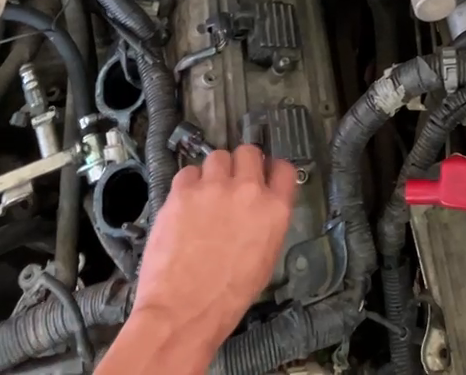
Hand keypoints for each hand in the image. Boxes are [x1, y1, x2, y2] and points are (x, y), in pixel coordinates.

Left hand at [99, 146, 297, 374]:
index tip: (263, 176)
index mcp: (274, 209)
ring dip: (214, 172)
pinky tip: (184, 203)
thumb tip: (259, 207)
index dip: (272, 170)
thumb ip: (267, 223)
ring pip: (218, 156)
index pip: (284, 168)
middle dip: (241, 164)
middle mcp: (248, 190)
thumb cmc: (228, 297)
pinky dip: (188, 184)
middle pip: (249, 152)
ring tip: (205, 193)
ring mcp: (214, 187)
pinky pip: (188, 172)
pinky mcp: (182, 192)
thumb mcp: (265, 259)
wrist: (181, 312)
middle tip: (231, 182)